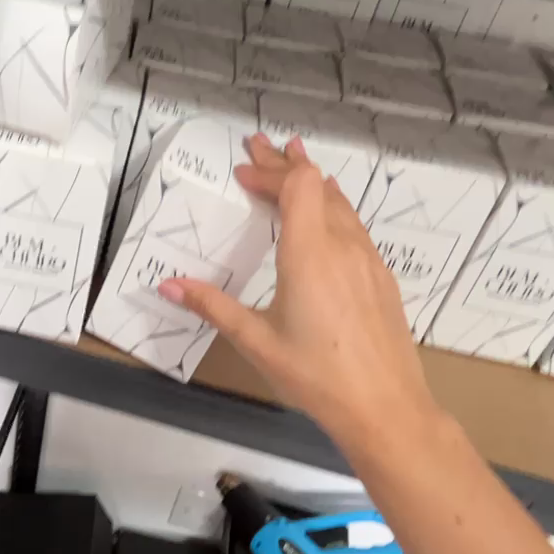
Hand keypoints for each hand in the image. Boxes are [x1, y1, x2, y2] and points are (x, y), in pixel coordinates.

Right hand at [158, 135, 445, 446]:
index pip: (297, 186)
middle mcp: (342, 246)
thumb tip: (167, 284)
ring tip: (295, 161)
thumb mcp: (256, 341)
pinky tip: (328, 211)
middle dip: (285, 163)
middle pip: (317, 185)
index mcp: (309, 254)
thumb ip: (211, 306)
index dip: (269, 171)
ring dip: (312, 180)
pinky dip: (332, 204)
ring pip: (340, 202)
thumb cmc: (315, 376)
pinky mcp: (380, 276)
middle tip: (260, 145)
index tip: (243, 169)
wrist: (387, 408)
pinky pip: (354, 223)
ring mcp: (367, 259)